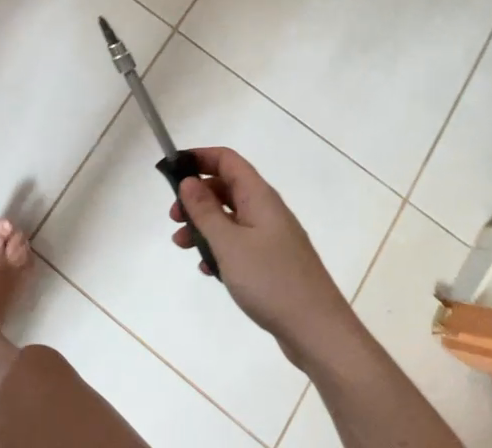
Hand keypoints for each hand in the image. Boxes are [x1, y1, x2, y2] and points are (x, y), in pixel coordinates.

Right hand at [170, 147, 353, 354]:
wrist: (319, 334)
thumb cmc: (271, 281)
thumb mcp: (228, 243)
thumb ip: (205, 210)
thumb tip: (188, 180)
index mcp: (260, 198)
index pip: (227, 160)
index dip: (199, 157)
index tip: (172, 171)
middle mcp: (267, 211)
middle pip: (226, 188)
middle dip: (195, 197)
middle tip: (174, 217)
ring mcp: (272, 238)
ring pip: (230, 218)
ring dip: (203, 226)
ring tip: (182, 246)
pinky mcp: (273, 263)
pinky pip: (239, 243)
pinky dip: (219, 249)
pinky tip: (208, 270)